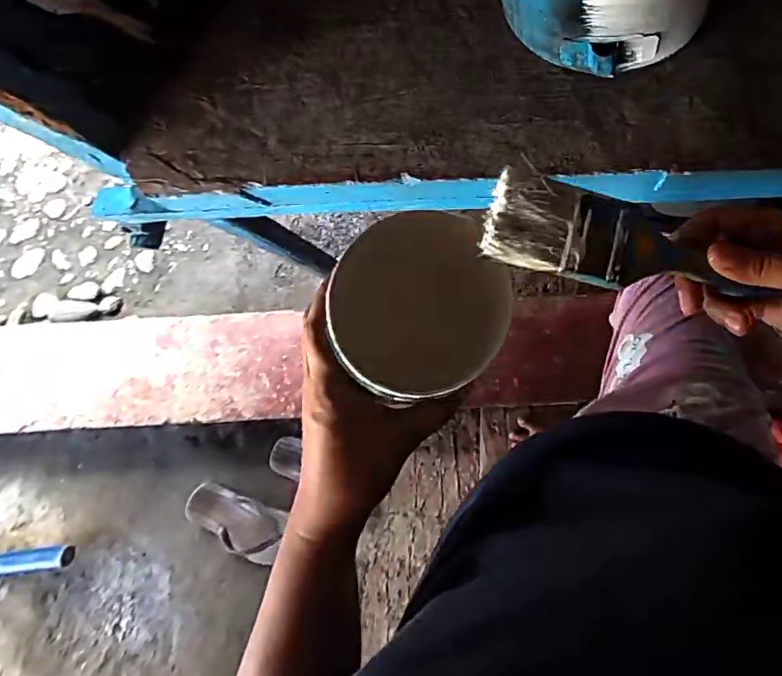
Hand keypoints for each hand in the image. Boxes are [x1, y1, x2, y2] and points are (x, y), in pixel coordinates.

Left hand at [293, 281, 459, 536]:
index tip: (344, 269)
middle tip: (362, 276)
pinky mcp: (324, 403)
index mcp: (327, 382)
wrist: (329, 513)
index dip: (323, 294)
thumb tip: (469, 380)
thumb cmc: (358, 471)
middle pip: (313, 327)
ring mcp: (317, 392)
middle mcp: (316, 381)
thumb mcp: (404, 437)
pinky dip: (338, 340)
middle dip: (330, 298)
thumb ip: (437, 408)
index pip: (314, 326)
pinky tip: (366, 340)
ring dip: (332, 318)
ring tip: (364, 298)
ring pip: (317, 343)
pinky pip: (326, 359)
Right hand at [673, 207, 781, 364]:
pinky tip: (745, 327)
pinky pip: (728, 302)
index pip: (718, 221)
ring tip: (739, 324)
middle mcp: (757, 245)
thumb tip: (710, 254)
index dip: (691, 237)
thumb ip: (762, 265)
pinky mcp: (759, 301)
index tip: (675, 265)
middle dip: (694, 276)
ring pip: (713, 280)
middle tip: (690, 304)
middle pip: (706, 251)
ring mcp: (757, 274)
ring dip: (714, 301)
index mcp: (770, 226)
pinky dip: (728, 314)